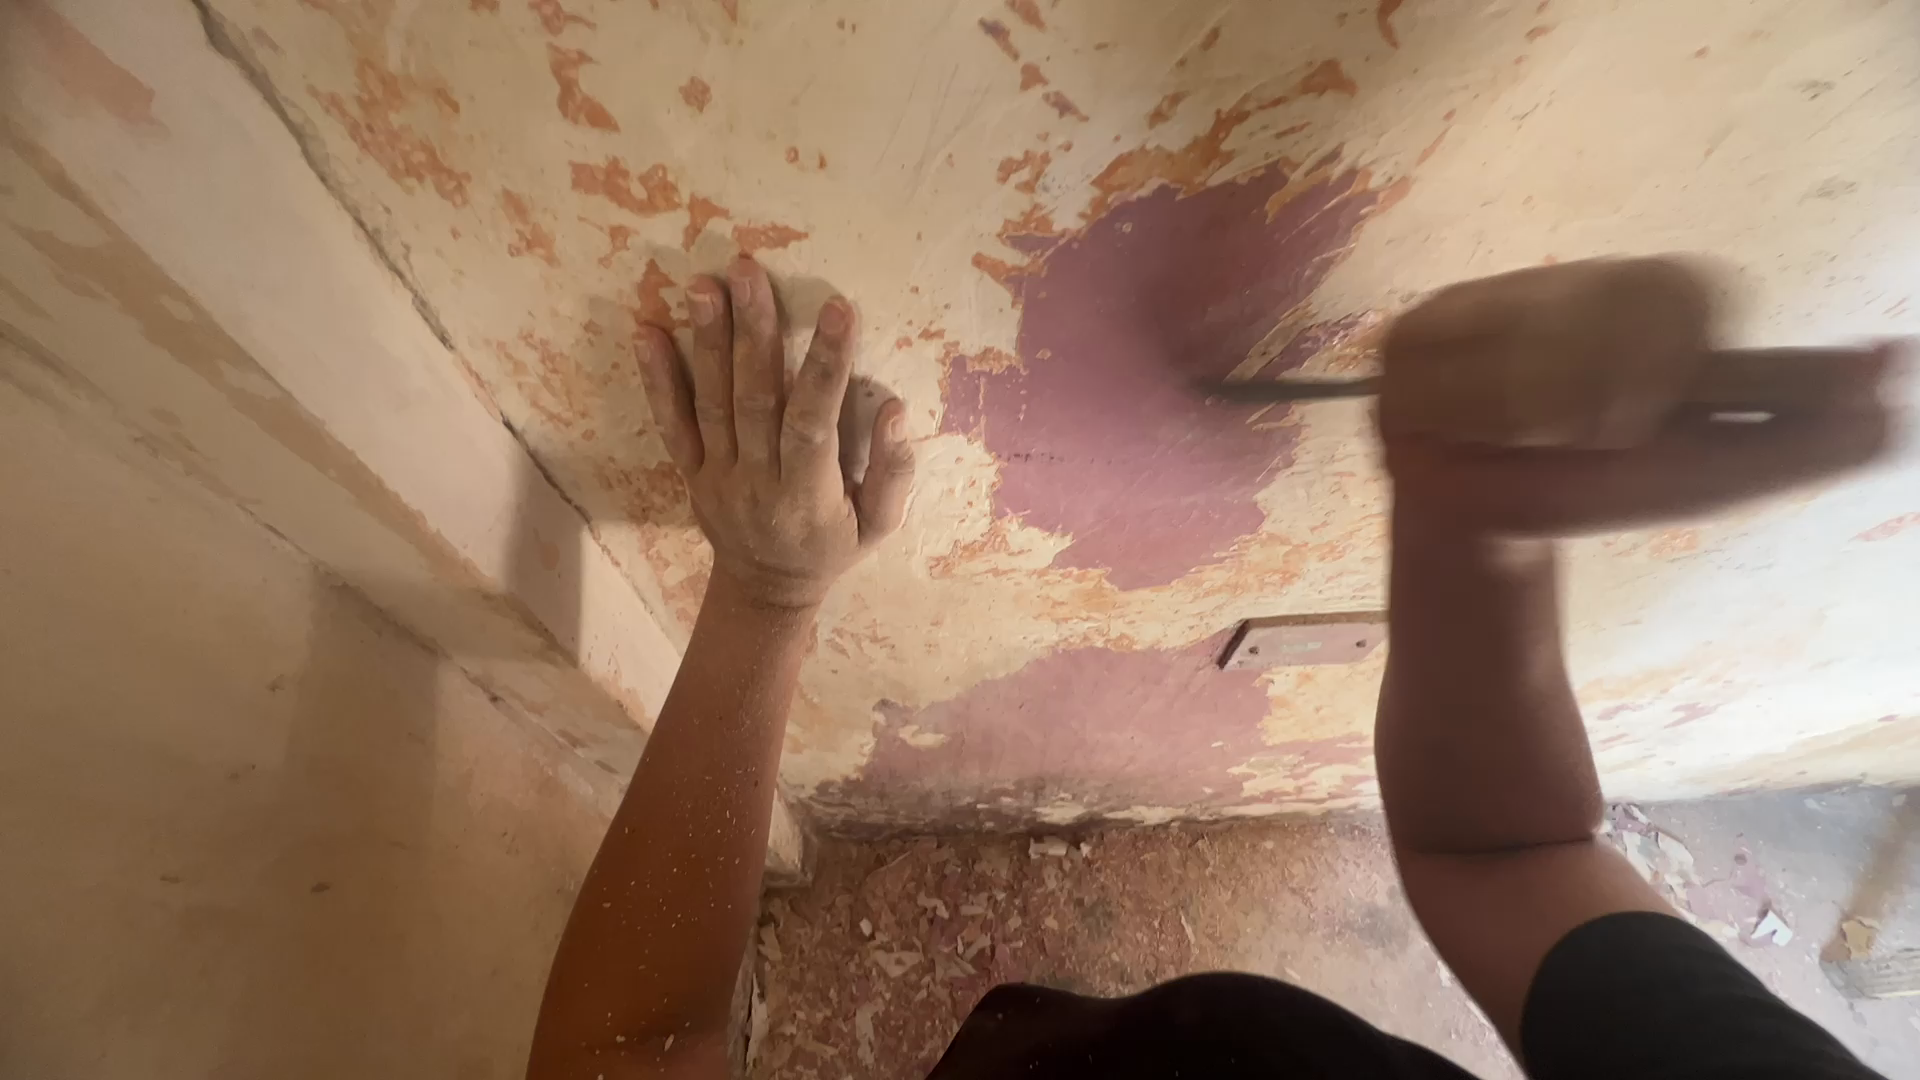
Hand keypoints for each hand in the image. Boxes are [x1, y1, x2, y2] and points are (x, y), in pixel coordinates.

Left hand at [635, 258, 914, 608]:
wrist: (766, 590)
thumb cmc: (832, 550)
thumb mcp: (880, 526)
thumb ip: (893, 472)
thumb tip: (896, 411)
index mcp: (809, 496)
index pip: (815, 423)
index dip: (827, 366)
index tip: (841, 310)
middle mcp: (758, 482)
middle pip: (755, 401)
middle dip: (754, 334)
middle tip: (749, 273)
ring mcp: (717, 477)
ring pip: (711, 404)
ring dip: (707, 342)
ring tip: (704, 286)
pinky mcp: (692, 473)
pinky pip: (672, 425)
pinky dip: (657, 379)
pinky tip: (646, 332)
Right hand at [1382, 342, 1903, 536]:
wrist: (1478, 516)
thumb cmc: (1586, 486)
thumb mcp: (1710, 479)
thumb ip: (1807, 440)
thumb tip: (1887, 366)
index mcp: (1639, 296)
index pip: (1662, 292)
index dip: (1659, 363)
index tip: (1642, 419)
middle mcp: (1551, 280)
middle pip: (1583, 324)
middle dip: (1583, 409)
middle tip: (1567, 439)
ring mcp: (1470, 300)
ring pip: (1508, 362)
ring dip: (1518, 427)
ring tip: (1509, 441)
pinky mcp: (1402, 338)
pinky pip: (1439, 384)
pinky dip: (1459, 426)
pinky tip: (1460, 435)